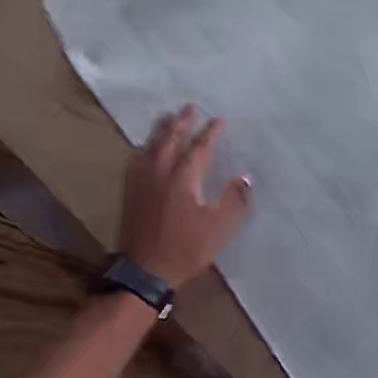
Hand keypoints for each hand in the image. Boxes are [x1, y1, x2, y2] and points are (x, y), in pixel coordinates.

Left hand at [119, 104, 252, 288]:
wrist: (146, 270)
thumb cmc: (187, 247)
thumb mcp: (220, 226)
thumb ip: (234, 199)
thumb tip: (245, 177)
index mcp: (183, 179)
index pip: (199, 148)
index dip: (210, 133)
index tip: (220, 120)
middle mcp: (160, 174)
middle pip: (170, 140)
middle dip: (182, 123)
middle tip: (190, 107)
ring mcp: (142, 182)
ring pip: (151, 147)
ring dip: (162, 131)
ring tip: (169, 119)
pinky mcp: (132, 193)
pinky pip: (139, 160)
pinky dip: (146, 148)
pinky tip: (147, 149)